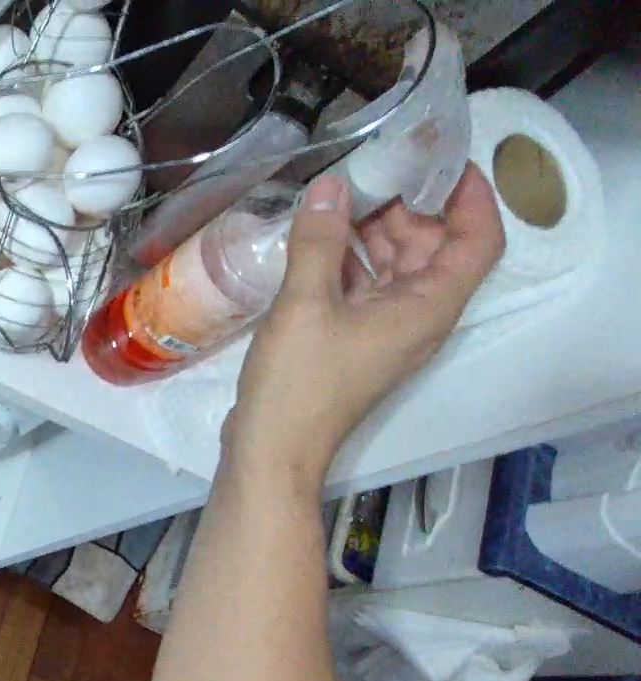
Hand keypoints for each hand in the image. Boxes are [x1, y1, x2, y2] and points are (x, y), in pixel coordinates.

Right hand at [228, 166, 504, 479]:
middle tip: (363, 183)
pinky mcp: (350, 348)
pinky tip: (311, 255)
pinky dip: (345, 269)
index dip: (469, 197)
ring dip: (369, 241)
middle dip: (404, 214)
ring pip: (392, 273)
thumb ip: (318, 244)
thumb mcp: (304, 306)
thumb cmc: (298, 381)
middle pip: (432, 252)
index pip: (477, 239)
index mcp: (428, 306)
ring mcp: (382, 335)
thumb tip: (329, 188)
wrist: (272, 446)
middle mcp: (417, 318)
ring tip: (331, 212)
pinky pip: (361, 296)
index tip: (437, 165)